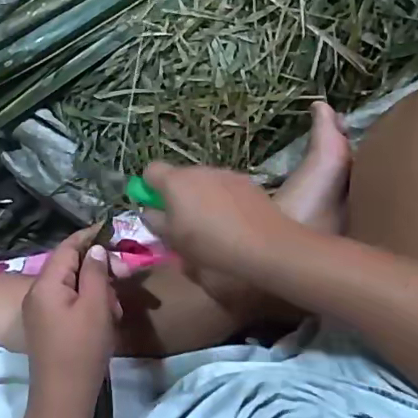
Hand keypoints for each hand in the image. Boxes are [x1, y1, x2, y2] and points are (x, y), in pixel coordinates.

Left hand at [20, 223, 118, 417]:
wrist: (63, 398)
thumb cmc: (82, 349)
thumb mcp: (95, 306)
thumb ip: (94, 272)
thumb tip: (96, 249)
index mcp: (46, 283)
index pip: (68, 247)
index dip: (90, 235)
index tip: (111, 229)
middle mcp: (37, 292)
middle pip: (70, 266)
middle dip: (99, 268)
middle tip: (126, 278)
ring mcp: (40, 311)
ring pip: (73, 286)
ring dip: (97, 290)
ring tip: (117, 307)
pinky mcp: (47, 326)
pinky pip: (70, 304)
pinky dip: (89, 305)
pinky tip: (107, 319)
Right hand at [141, 163, 300, 276]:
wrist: (268, 247)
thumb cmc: (211, 247)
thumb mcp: (174, 242)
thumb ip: (156, 223)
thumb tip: (152, 212)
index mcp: (175, 182)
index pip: (150, 170)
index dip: (149, 188)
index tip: (156, 209)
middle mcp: (199, 170)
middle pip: (179, 177)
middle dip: (177, 196)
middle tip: (183, 225)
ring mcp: (226, 174)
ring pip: (204, 182)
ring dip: (201, 198)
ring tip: (212, 227)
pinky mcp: (248, 182)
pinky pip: (225, 188)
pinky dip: (223, 201)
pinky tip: (234, 224)